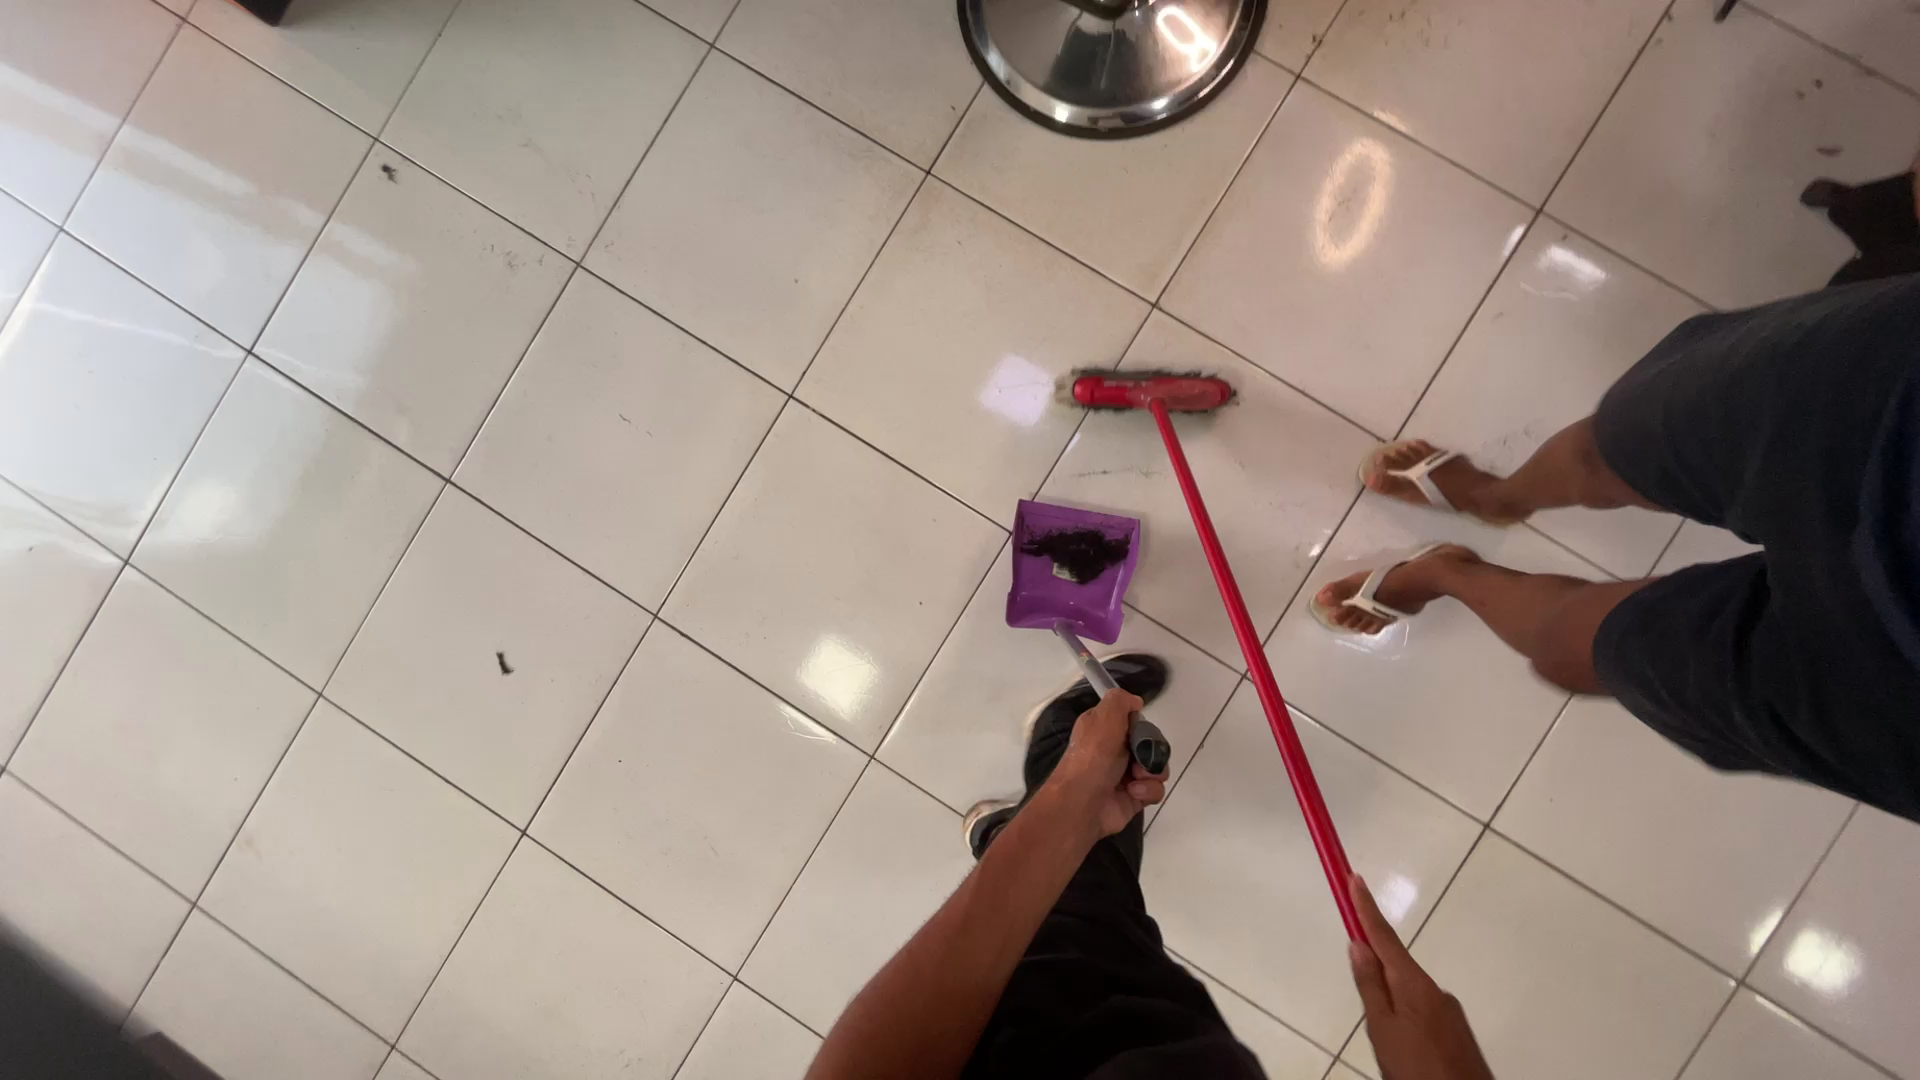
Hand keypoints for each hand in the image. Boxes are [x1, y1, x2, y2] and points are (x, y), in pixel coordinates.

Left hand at [1044, 688, 1166, 837]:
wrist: (1083, 803)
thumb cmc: (1092, 757)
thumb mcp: (1103, 717)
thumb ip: (1120, 701)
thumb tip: (1136, 702)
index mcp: (1103, 729)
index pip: (1133, 720)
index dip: (1140, 724)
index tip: (1139, 729)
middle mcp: (1115, 750)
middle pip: (1150, 744)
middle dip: (1151, 750)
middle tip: (1140, 756)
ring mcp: (1126, 775)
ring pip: (1157, 767)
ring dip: (1151, 771)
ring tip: (1136, 778)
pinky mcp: (1135, 797)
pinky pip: (1155, 789)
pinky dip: (1147, 790)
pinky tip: (1133, 792)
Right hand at [1349, 874, 1494, 1079]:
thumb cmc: (1417, 1072)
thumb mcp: (1382, 1030)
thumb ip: (1369, 986)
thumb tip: (1358, 943)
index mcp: (1413, 985)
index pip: (1382, 936)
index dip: (1366, 906)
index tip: (1354, 876)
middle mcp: (1435, 991)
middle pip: (1395, 967)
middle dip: (1375, 975)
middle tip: (1369, 1015)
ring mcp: (1450, 1013)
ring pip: (1408, 995)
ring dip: (1392, 1008)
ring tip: (1391, 1053)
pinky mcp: (1459, 1035)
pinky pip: (1422, 1014)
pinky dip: (1408, 1023)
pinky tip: (1408, 1056)